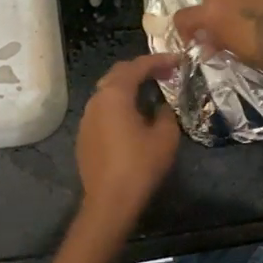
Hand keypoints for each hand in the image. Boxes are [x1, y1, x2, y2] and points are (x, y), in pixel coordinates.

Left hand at [76, 54, 180, 228]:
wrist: (109, 201)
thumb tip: (162, 106)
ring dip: (128, 87)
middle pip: (118, 73)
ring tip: (150, 92)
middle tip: (164, 73)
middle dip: (141, 69)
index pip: (137, 66)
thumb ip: (166, 114)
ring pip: (108, 91)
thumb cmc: (139, 166)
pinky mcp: (84, 134)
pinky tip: (133, 116)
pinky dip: (119, 104)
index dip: (159, 61)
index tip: (178, 61)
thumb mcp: (165, 138)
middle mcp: (96, 100)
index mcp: (115, 94)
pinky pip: (103, 109)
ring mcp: (87, 117)